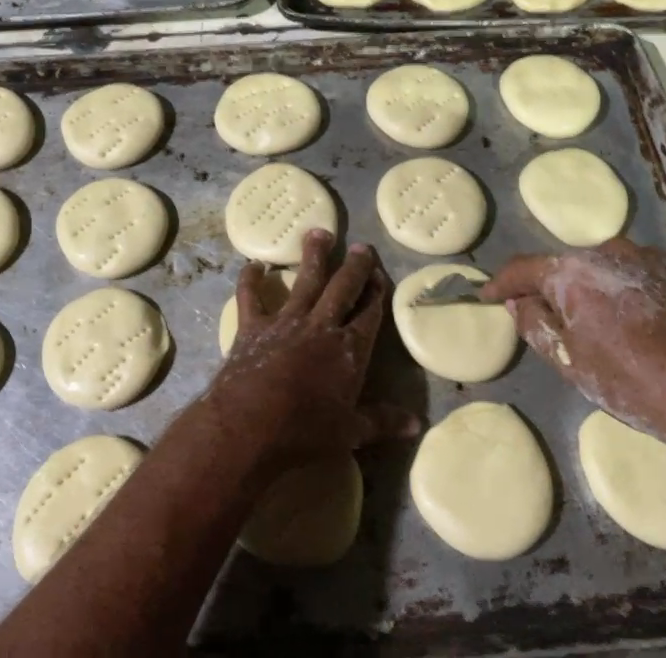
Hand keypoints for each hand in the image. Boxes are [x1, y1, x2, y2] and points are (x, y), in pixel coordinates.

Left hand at [205, 230, 417, 473]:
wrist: (249, 426)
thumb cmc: (304, 433)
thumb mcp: (350, 433)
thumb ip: (381, 422)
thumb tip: (417, 424)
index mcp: (349, 350)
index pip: (369, 314)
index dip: (376, 293)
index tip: (380, 276)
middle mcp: (321, 327)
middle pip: (343, 288)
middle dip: (354, 267)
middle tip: (361, 247)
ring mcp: (286, 323)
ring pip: (305, 281)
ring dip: (313, 256)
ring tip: (319, 232)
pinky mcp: (253, 327)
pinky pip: (251, 296)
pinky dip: (251, 279)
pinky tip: (253, 265)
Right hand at [480, 237, 665, 431]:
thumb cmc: (633, 383)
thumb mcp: (571, 362)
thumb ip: (535, 324)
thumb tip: (518, 301)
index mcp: (574, 271)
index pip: (525, 268)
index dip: (503, 283)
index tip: (488, 295)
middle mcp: (613, 251)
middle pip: (570, 266)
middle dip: (556, 289)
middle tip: (552, 320)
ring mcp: (655, 259)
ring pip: (610, 269)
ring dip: (598, 290)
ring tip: (603, 325)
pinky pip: (645, 278)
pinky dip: (633, 295)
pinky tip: (643, 326)